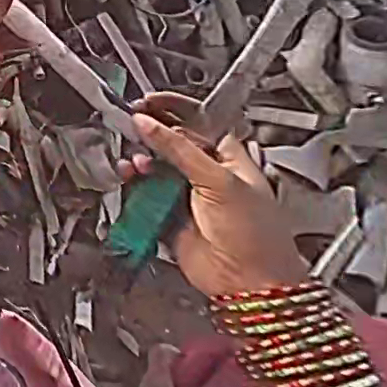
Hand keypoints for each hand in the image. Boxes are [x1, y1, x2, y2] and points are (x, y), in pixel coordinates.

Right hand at [123, 92, 309, 298]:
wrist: (249, 284)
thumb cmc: (256, 236)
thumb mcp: (219, 181)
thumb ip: (178, 149)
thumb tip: (146, 122)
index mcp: (226, 156)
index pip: (197, 120)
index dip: (173, 107)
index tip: (149, 101)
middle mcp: (204, 170)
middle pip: (168, 140)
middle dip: (149, 132)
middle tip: (132, 125)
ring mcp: (184, 191)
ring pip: (151, 163)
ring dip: (139, 157)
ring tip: (137, 161)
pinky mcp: (165, 210)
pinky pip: (141, 189)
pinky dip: (131, 180)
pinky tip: (129, 175)